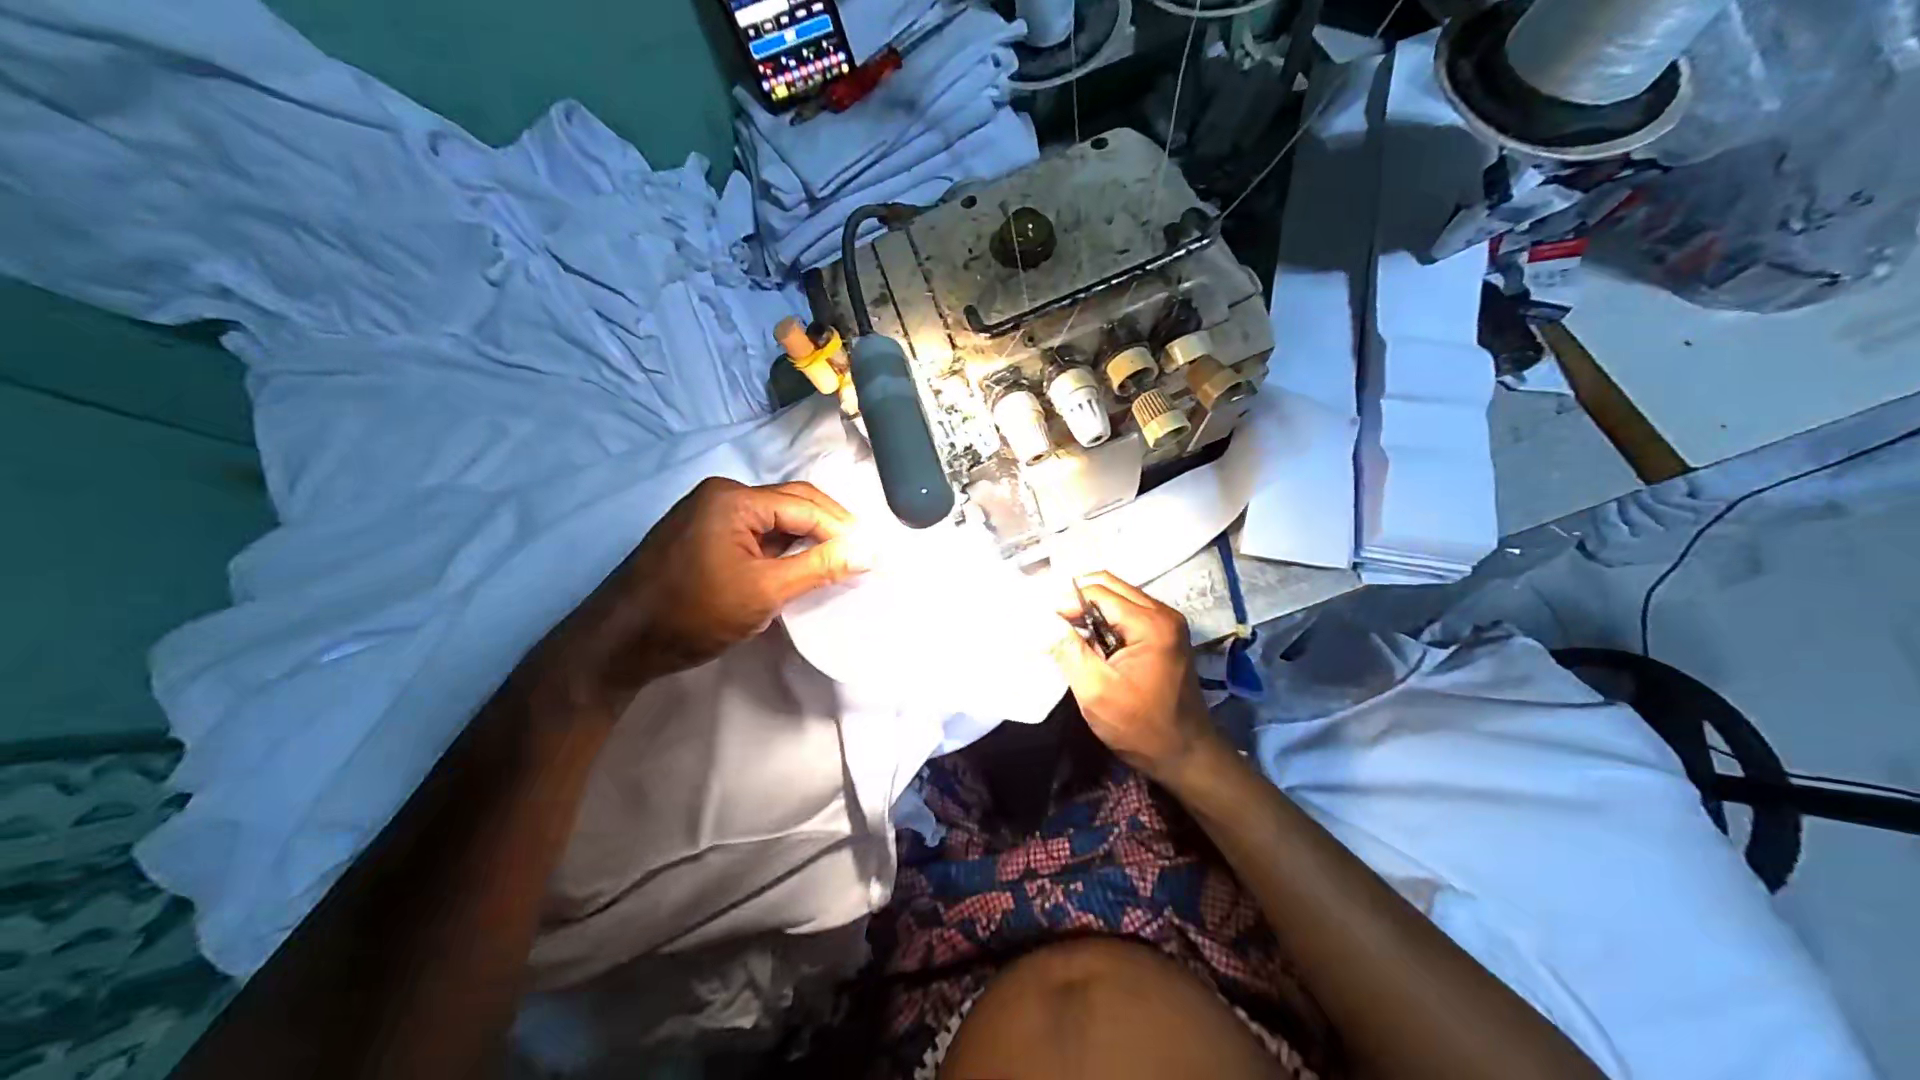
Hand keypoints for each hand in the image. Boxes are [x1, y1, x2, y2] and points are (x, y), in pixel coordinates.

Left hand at [532, 478, 871, 711]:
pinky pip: (756, 533)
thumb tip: (868, 550)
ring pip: (776, 520)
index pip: (805, 505)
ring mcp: (710, 514)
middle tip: (862, 557)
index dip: (843, 529)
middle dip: (829, 529)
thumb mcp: (764, 592)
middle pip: (792, 504)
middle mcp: (722, 495)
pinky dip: (783, 548)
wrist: (619, 644)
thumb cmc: (693, 614)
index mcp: (734, 499)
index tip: (873, 555)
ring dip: (808, 539)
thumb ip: (819, 567)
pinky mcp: (705, 535)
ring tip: (840, 562)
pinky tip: (803, 566)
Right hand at [1050, 572, 1218, 782]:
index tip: (1045, 625)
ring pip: (1119, 599)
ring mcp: (1168, 625)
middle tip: (1055, 626)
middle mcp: (1164, 614)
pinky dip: (1106, 622)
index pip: (1098, 592)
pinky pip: (1129, 614)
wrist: (1185, 756)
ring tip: (1071, 637)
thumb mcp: (1095, 690)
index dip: (1067, 603)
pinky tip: (1093, 646)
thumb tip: (1043, 619)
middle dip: (1078, 601)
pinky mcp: (1165, 637)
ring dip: (1092, 612)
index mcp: (1151, 623)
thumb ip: (1068, 650)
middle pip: (1111, 587)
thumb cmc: (1140, 726)